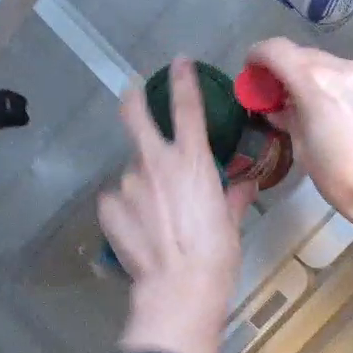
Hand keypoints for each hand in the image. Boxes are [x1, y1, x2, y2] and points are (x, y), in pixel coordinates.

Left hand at [100, 60, 259, 352]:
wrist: (179, 288)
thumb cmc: (217, 255)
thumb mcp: (231, 223)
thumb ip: (233, 197)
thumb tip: (244, 185)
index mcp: (191, 162)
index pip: (186, 107)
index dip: (182, 80)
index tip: (179, 63)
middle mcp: (155, 163)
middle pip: (134, 115)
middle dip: (134, 99)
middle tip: (135, 94)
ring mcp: (127, 184)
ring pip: (134, 171)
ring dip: (145, 182)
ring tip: (160, 215)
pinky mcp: (108, 207)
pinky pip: (120, 200)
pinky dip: (130, 208)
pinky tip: (143, 230)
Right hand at [246, 38, 352, 283]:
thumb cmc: (341, 178)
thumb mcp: (303, 148)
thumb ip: (288, 117)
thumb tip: (278, 108)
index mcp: (316, 81)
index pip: (276, 50)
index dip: (257, 57)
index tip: (252, 73)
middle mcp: (343, 69)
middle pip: (302, 54)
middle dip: (284, 69)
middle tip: (275, 94)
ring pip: (328, 63)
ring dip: (310, 76)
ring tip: (304, 104)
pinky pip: (349, 77)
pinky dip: (334, 84)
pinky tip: (332, 109)